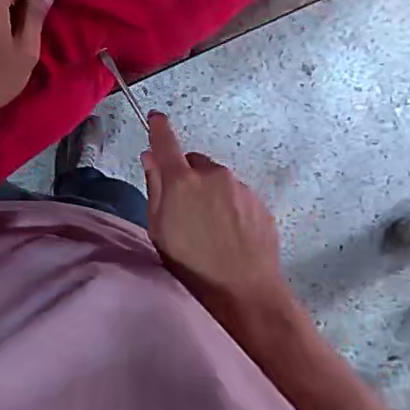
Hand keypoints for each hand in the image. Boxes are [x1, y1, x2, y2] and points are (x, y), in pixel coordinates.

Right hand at [142, 112, 286, 312]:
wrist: (244, 290)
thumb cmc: (191, 265)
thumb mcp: (159, 229)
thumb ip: (154, 187)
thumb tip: (150, 157)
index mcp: (182, 180)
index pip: (166, 141)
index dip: (158, 128)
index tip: (155, 118)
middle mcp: (213, 174)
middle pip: (193, 164)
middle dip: (186, 177)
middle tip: (183, 209)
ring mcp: (240, 186)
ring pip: (216, 180)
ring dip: (209, 193)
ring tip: (208, 228)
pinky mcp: (258, 201)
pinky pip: (236, 195)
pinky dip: (229, 206)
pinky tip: (228, 234)